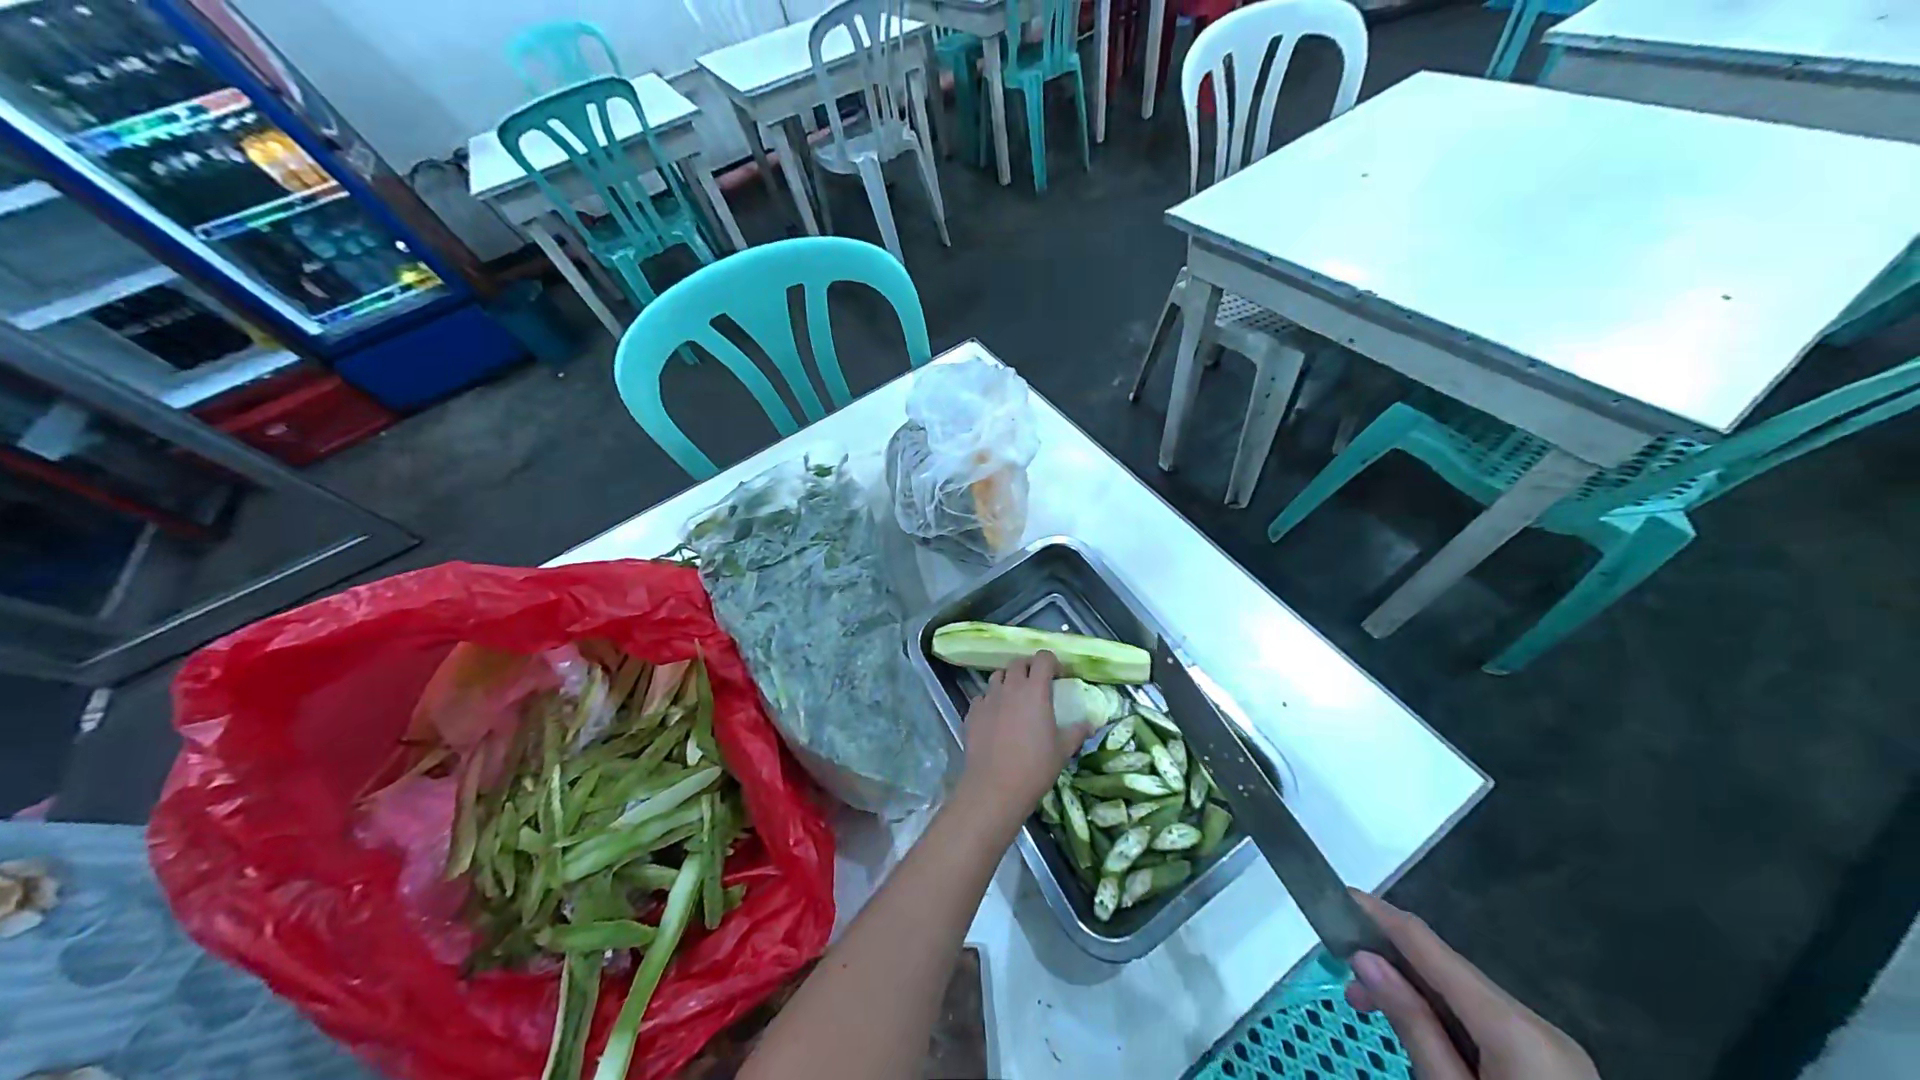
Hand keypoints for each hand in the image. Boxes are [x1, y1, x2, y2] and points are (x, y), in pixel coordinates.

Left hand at [955, 652, 1090, 820]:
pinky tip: (995, 717)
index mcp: (1035, 690)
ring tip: (1014, 699)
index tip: (1057, 676)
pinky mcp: (972, 712)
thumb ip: (1077, 732)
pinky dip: (990, 700)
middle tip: (1036, 686)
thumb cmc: (1035, 767)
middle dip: (1029, 668)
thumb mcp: (1063, 750)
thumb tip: (1090, 724)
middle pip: (1018, 663)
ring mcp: (988, 698)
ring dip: (1008, 681)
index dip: (1051, 662)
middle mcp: (1010, 687)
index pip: (1043, 658)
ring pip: (997, 676)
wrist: (995, 787)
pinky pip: (981, 697)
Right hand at [1344, 891, 1599, 1079]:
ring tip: (1368, 1006)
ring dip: (1415, 992)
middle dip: (1392, 962)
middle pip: (1450, 970)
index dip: (1383, 917)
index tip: (1340, 896)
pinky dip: (1445, 1017)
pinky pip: (1488, 1024)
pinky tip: (1419, 1031)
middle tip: (1343, 976)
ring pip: (1467, 996)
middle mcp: (1538, 1024)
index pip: (1433, 948)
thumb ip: (1411, 1024)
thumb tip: (1366, 959)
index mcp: (1514, 1027)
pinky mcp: (1556, 1069)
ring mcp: (1553, 1048)